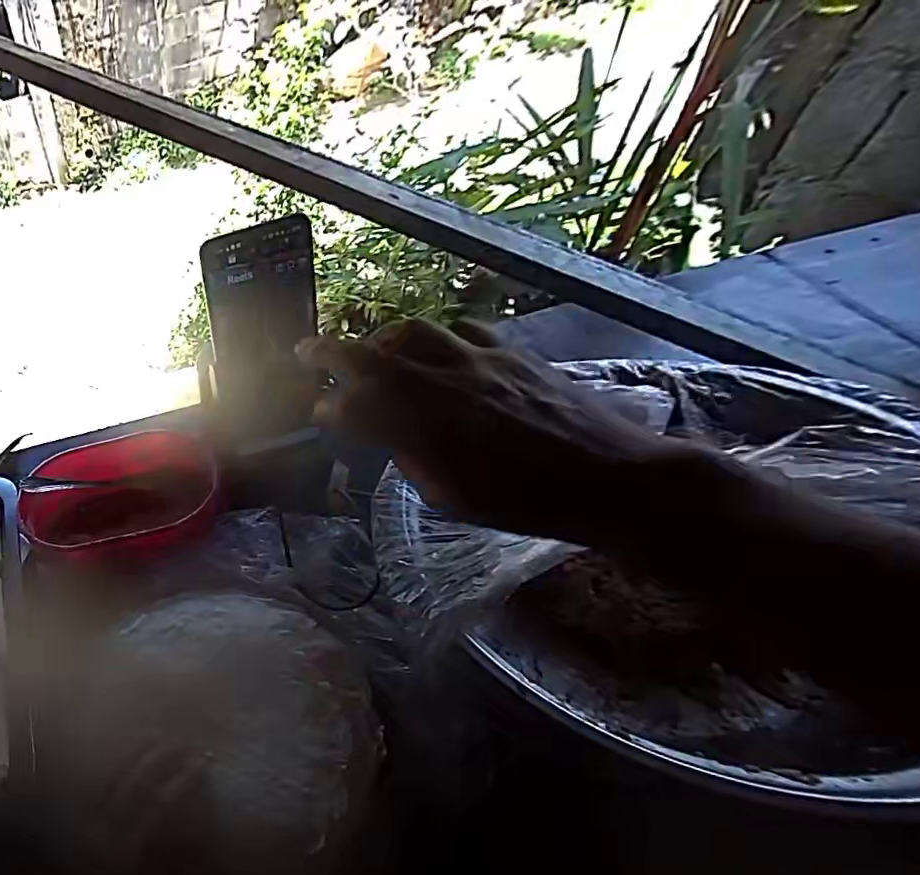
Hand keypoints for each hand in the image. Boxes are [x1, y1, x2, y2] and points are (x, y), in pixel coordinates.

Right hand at [298, 318, 691, 544]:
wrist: (613, 477)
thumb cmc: (521, 500)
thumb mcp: (448, 494)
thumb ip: (408, 455)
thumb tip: (386, 435)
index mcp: (422, 424)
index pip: (354, 404)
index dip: (329, 406)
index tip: (320, 414)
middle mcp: (443, 382)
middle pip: (372, 354)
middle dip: (330, 351)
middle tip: (307, 350)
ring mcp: (480, 360)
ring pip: (414, 331)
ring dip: (381, 338)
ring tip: (372, 350)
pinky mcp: (513, 353)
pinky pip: (461, 329)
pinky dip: (435, 337)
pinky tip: (436, 351)